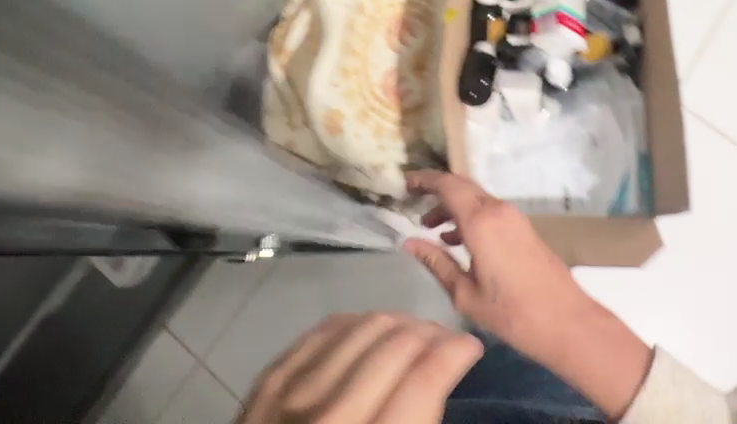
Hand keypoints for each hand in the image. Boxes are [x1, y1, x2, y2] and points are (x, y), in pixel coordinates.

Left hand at [238, 312, 482, 423]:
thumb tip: (436, 390)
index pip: (424, 379)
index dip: (455, 352)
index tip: (470, 346)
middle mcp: (330, 418)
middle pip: (395, 345)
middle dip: (431, 333)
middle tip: (446, 340)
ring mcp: (291, 398)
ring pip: (359, 328)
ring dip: (395, 322)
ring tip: (412, 334)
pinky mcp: (265, 388)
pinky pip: (319, 332)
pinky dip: (352, 325)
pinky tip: (367, 331)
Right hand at [402, 170, 653, 418]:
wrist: (566, 321)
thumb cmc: (512, 313)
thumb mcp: (466, 294)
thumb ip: (437, 263)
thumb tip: (410, 243)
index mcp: (481, 221)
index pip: (448, 185)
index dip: (425, 180)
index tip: (405, 183)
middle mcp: (497, 210)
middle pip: (462, 186)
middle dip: (436, 190)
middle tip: (413, 200)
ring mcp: (513, 217)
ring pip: (476, 198)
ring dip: (452, 206)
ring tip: (430, 228)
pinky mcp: (522, 228)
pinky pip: (489, 210)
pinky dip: (469, 216)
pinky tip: (456, 240)